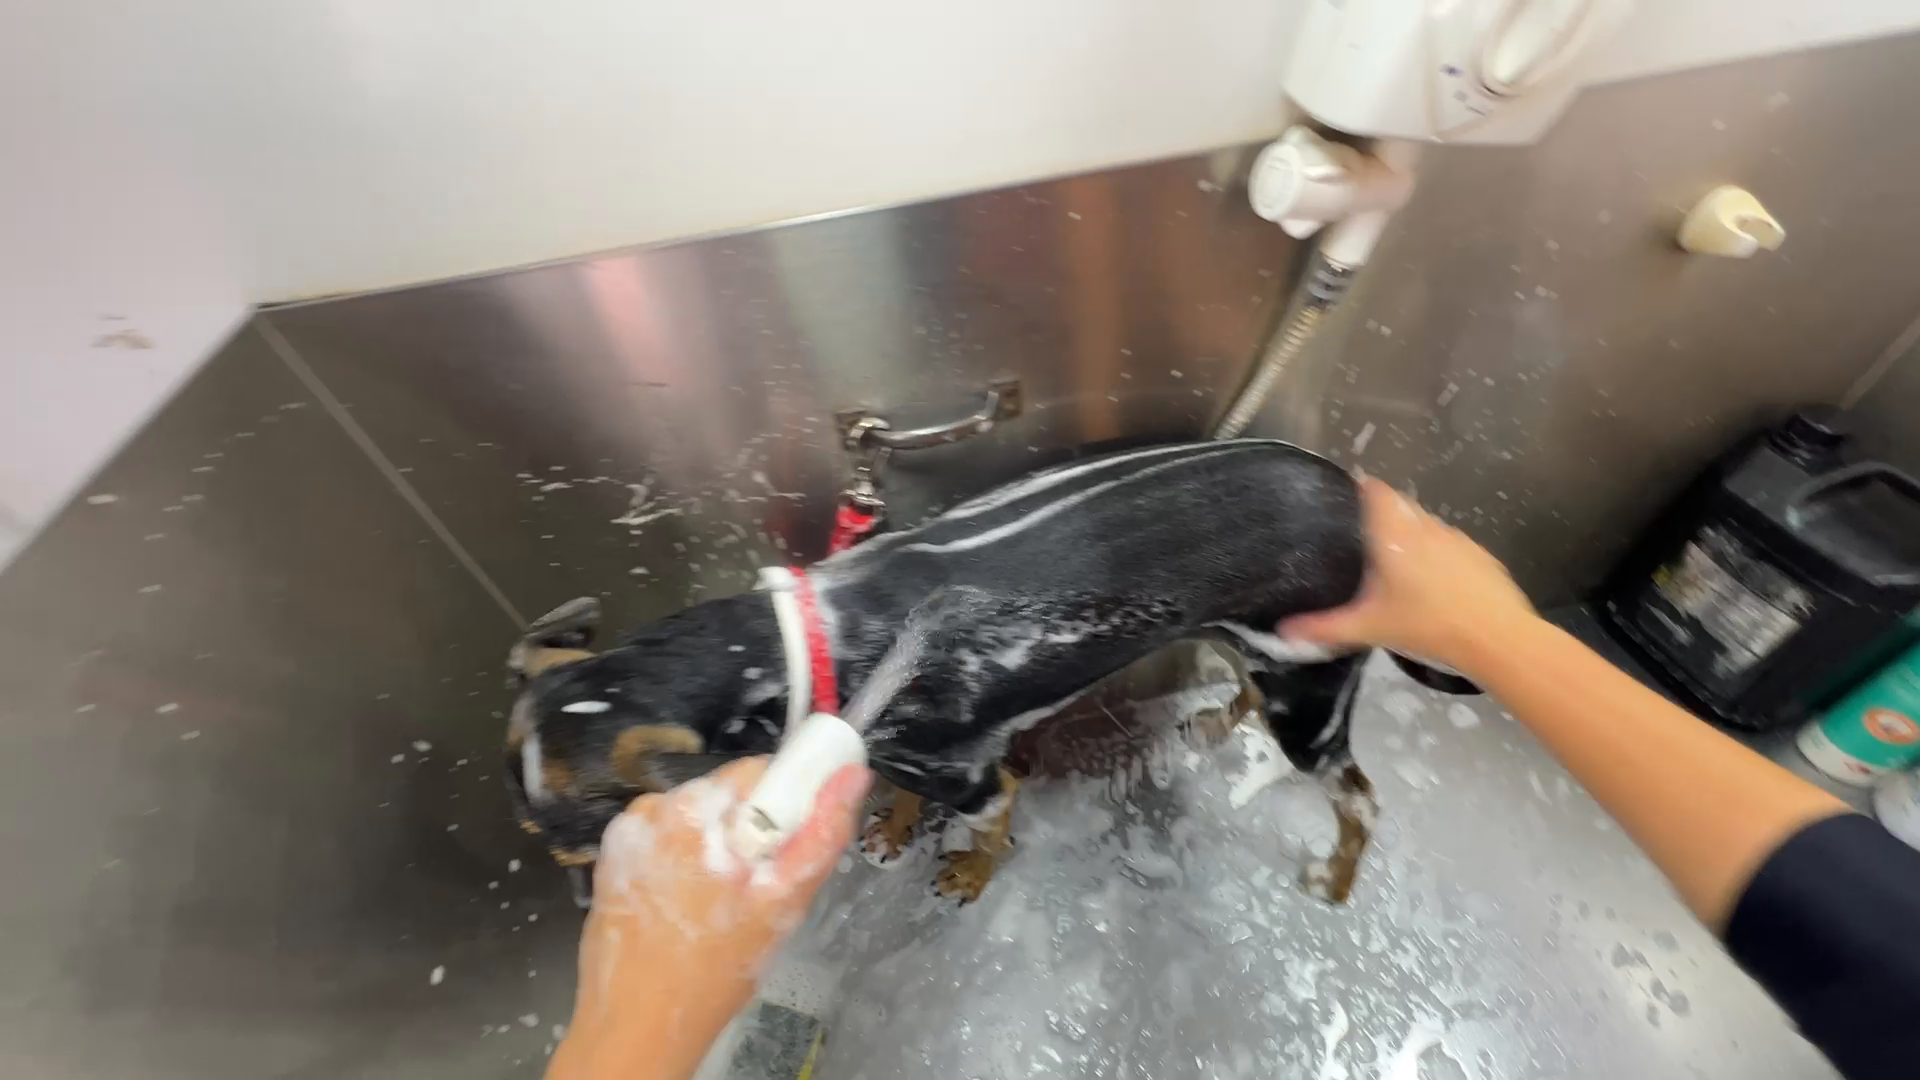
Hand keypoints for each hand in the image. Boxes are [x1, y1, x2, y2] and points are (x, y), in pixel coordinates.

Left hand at [549, 757, 869, 1079]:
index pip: (761, 772)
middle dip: (752, 830)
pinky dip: (686, 859)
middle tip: (758, 887)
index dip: (786, 806)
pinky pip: (668, 838)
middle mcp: (653, 805)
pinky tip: (690, 904)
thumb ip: (825, 831)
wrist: (635, 1033)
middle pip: (729, 795)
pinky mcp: (611, 858)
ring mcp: (627, 832)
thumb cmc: (716, 966)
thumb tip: (855, 774)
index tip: (785, 851)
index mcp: (694, 805)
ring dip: (719, 845)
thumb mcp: (786, 900)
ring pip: (700, 817)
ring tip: (723, 901)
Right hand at [1279, 474, 1535, 677]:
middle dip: (1379, 516)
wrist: (1499, 640)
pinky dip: (1435, 555)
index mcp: (1395, 536)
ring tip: (1392, 562)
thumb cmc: (1426, 625)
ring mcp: (1458, 541)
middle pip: (1399, 506)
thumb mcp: (1367, 628)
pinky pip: (1449, 546)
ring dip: (1409, 536)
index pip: (1377, 492)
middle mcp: (1426, 528)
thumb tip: (1282, 632)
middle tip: (1357, 538)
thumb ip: (1323, 627)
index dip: (1360, 489)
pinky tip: (1430, 584)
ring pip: (1425, 526)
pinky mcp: (1480, 557)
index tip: (1343, 497)